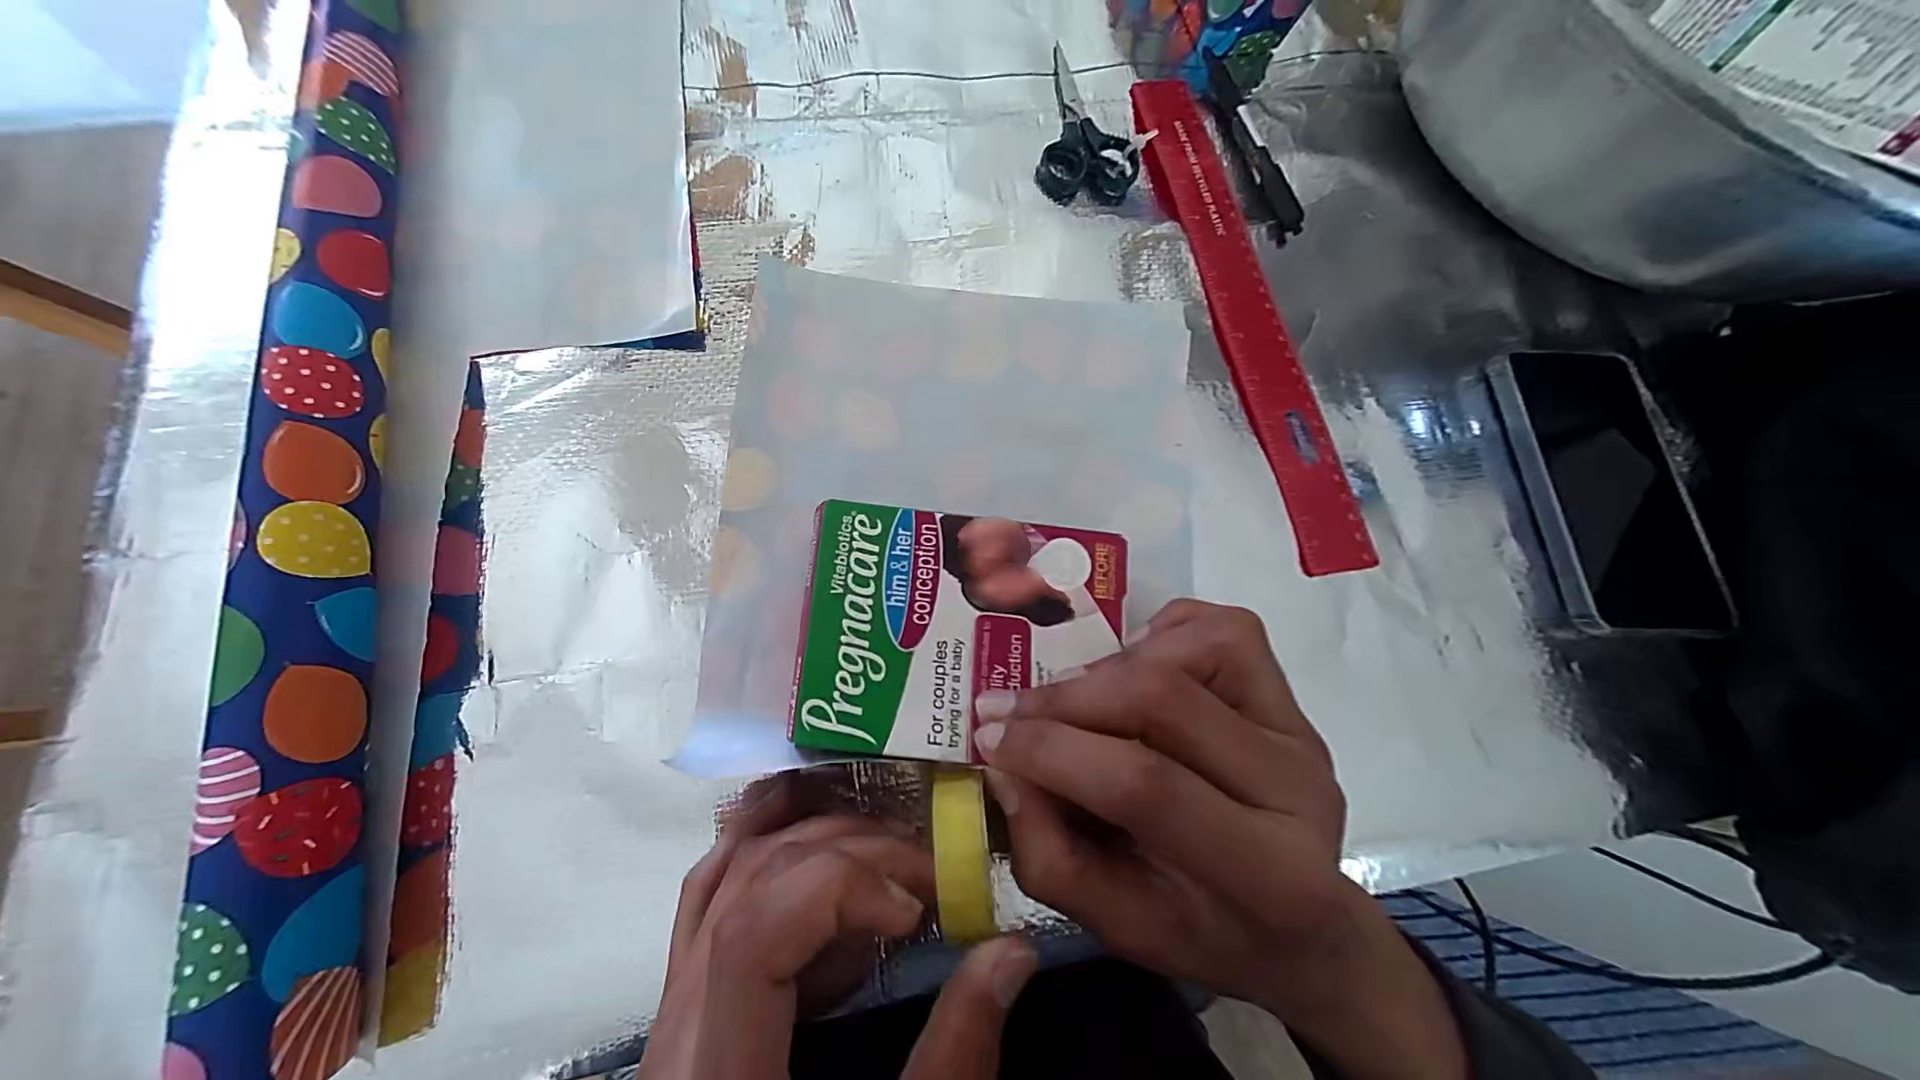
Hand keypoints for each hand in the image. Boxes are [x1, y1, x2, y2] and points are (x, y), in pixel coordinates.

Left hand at [640, 776, 1037, 1079]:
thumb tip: (1011, 950)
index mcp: (716, 1065)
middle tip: (926, 874)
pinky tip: (800, 818)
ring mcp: (669, 1002)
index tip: (915, 911)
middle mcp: (675, 1022)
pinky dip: (758, 841)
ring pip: (725, 873)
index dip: (840, 887)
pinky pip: (709, 890)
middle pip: (751, 883)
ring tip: (883, 839)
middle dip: (850, 855)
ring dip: (810, 836)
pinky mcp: (684, 996)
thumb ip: (954, 1055)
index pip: (756, 928)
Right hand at [973, 600, 1466, 1079]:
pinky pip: (1225, 628)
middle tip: (1006, 711)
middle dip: (1065, 700)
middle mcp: (1295, 787)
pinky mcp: (1291, 698)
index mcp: (1262, 871)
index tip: (988, 740)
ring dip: (1110, 665)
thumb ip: (1048, 852)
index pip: (1144, 785)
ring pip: (1195, 649)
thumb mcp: (1114, 925)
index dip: (1052, 752)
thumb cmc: (1200, 931)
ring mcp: (1299, 732)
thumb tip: (1003, 764)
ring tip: (1072, 700)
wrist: (1299, 924)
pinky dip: (1162, 633)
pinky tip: (1132, 669)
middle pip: (1162, 700)